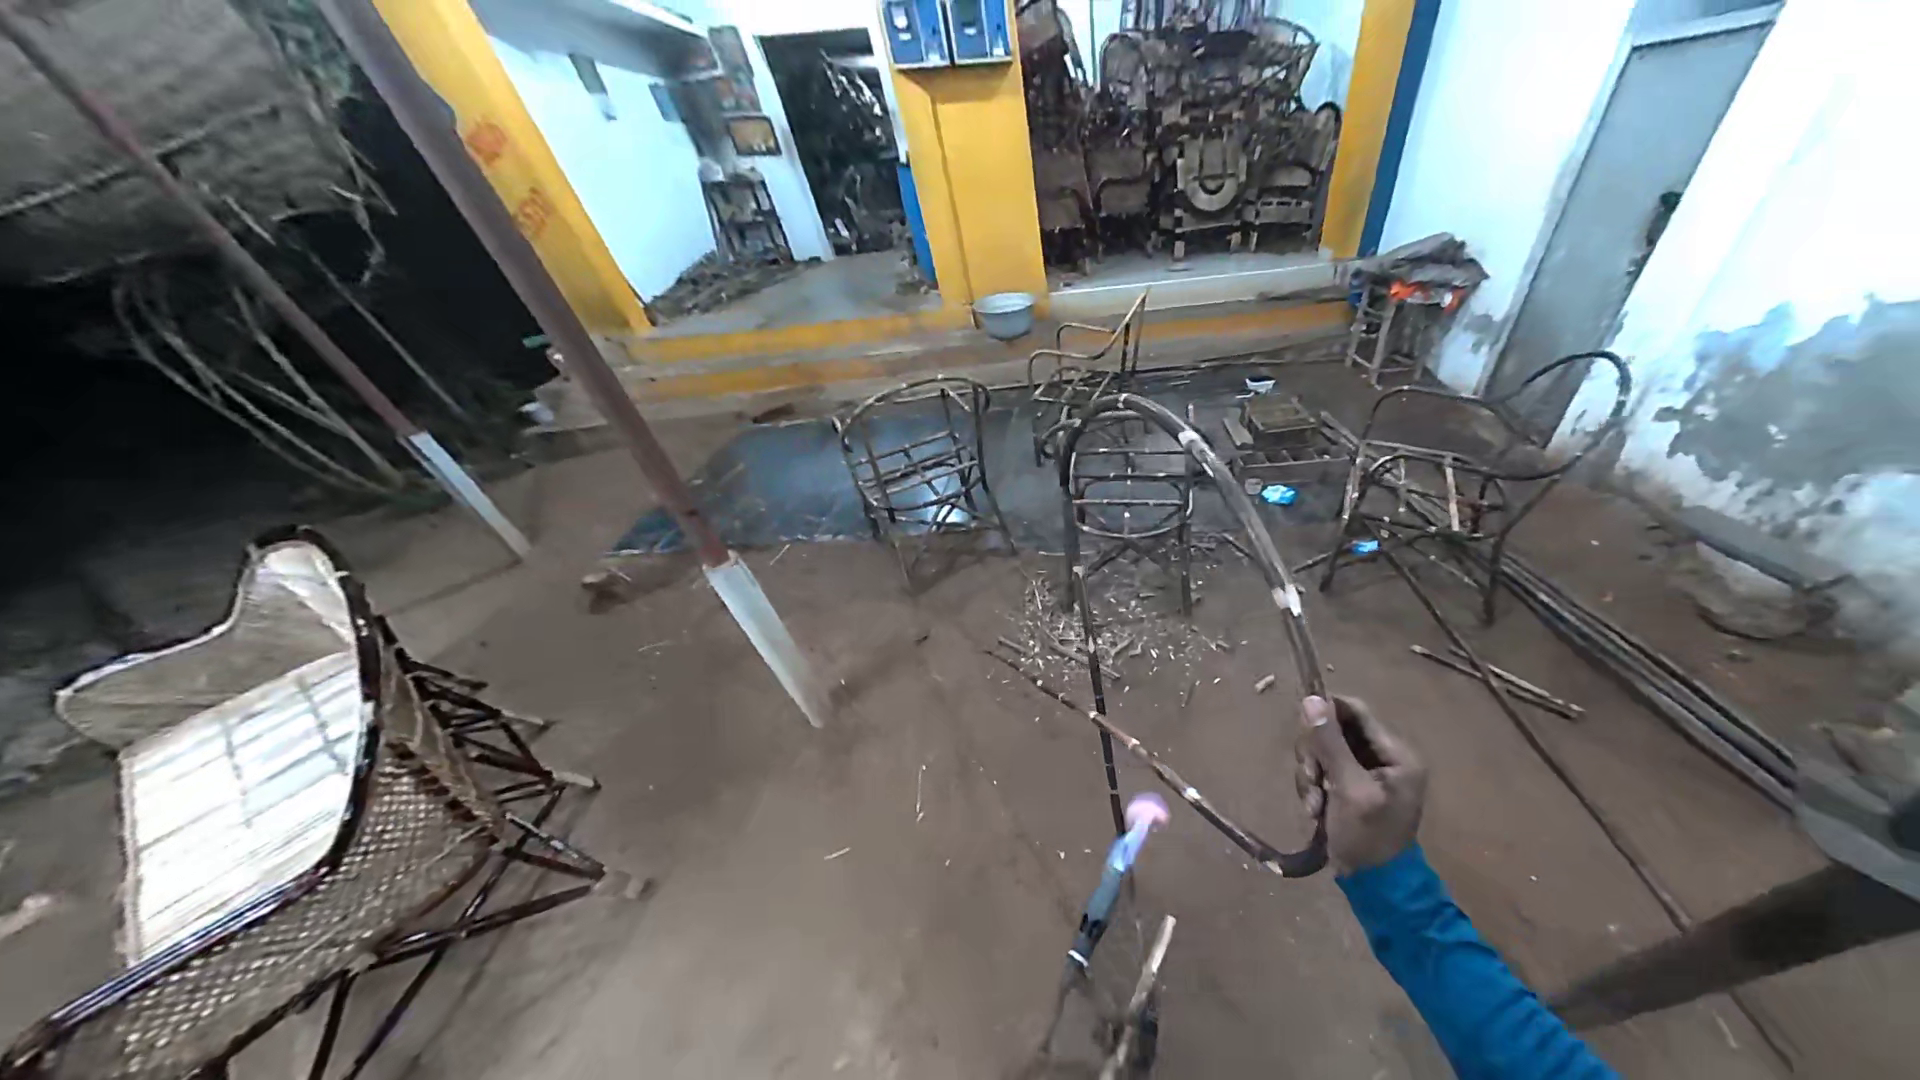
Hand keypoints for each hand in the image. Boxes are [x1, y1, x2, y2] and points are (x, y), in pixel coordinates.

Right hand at [1295, 695, 1426, 873]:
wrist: (1376, 886)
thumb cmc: (1369, 837)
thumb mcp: (1348, 788)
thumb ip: (1330, 743)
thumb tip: (1311, 699)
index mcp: (1395, 754)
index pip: (1354, 711)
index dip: (1325, 712)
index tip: (1304, 731)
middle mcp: (1382, 757)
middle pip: (1333, 729)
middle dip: (1315, 754)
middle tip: (1312, 780)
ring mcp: (1365, 772)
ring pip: (1322, 750)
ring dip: (1310, 773)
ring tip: (1313, 802)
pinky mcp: (1349, 785)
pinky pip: (1321, 769)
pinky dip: (1312, 786)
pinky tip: (1315, 809)